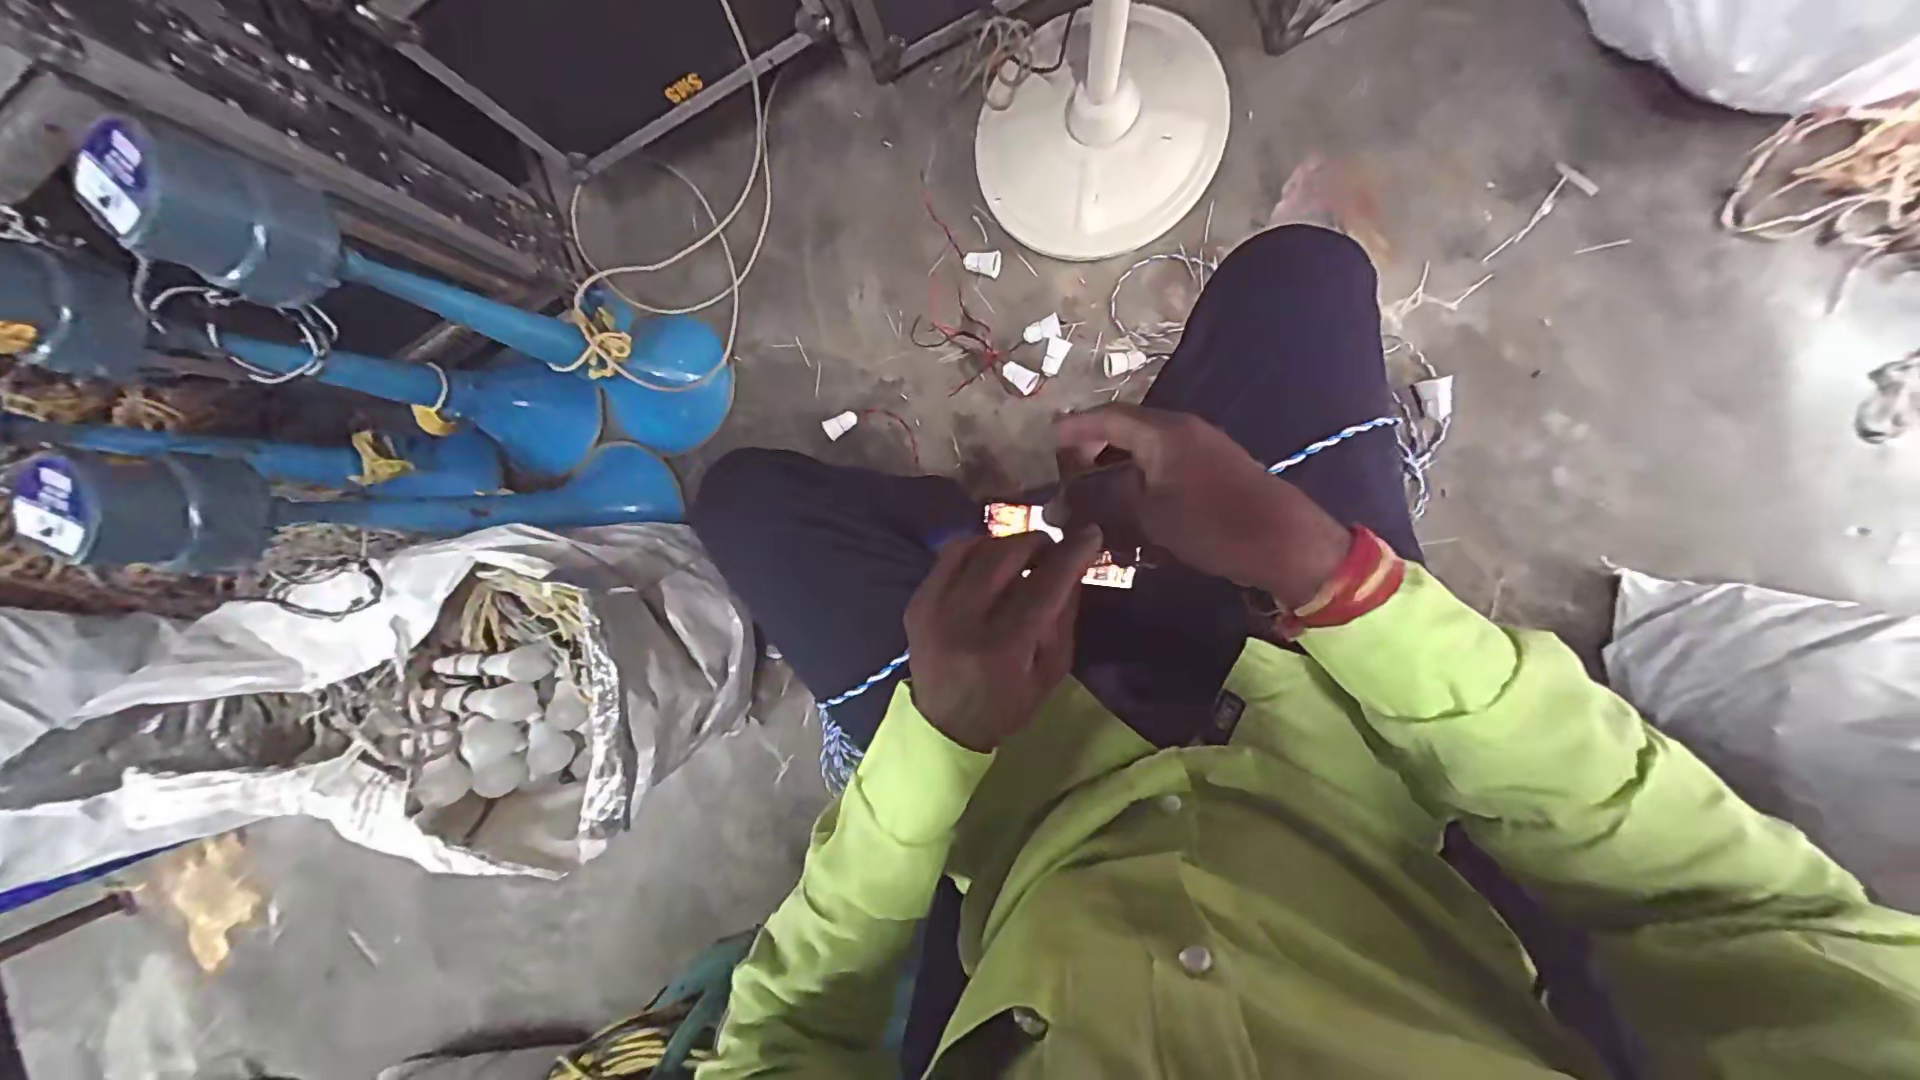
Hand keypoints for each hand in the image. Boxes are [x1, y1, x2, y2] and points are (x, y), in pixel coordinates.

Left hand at [904, 529, 1102, 752]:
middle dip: (1037, 543)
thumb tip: (1074, 563)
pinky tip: (992, 560)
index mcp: (1001, 649)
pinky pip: (949, 555)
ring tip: (1024, 554)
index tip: (1089, 533)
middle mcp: (961, 622)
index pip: (1041, 587)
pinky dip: (977, 548)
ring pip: (973, 547)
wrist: (943, 724)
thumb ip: (1063, 615)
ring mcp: (931, 608)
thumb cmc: (1006, 702)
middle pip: (1003, 556)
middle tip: (1053, 549)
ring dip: (1006, 542)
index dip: (1069, 555)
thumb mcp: (1050, 670)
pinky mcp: (916, 601)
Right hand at [1054, 404, 1349, 606]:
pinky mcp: (1210, 472)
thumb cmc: (1212, 524)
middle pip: (1124, 432)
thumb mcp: (1148, 515)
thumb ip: (1102, 503)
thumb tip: (1061, 506)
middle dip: (1092, 453)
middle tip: (1068, 476)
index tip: (1048, 440)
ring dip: (1115, 472)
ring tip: (1093, 499)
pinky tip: (1129, 513)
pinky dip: (1139, 484)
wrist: (1284, 543)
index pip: (1107, 417)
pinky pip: (1162, 469)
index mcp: (1164, 432)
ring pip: (1143, 454)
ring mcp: (1199, 450)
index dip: (1074, 427)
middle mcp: (1181, 431)